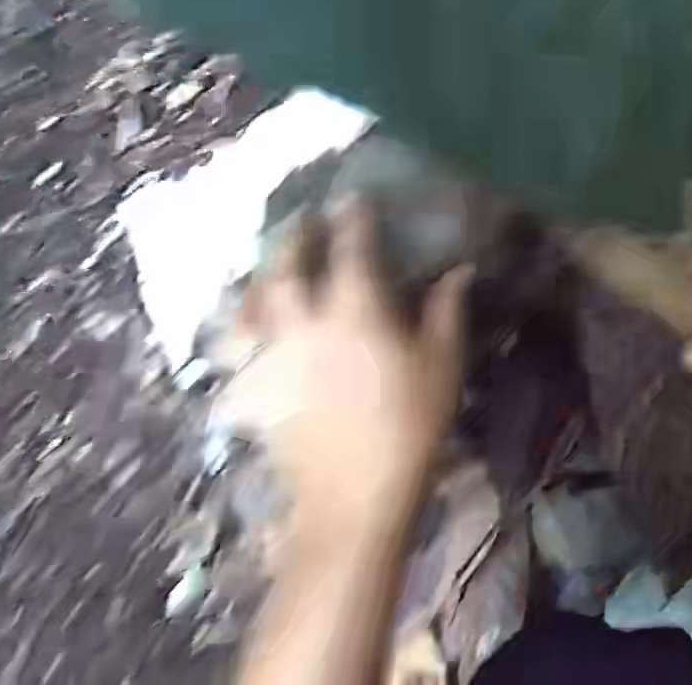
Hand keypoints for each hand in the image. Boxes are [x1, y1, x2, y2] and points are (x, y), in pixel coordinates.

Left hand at [227, 203, 472, 535]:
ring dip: (255, 279)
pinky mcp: (252, 392)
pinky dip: (237, 331)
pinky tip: (245, 331)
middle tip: (302, 219)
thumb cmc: (411, 419)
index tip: (353, 199)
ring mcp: (270, 361)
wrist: (353, 492)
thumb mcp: (443, 361)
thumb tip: (458, 269)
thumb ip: (445, 310)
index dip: (352, 222)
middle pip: (284, 272)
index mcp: (356, 315)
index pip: (350, 254)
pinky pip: (233, 352)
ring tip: (263, 268)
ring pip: (246, 307)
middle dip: (293, 239)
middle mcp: (304, 328)